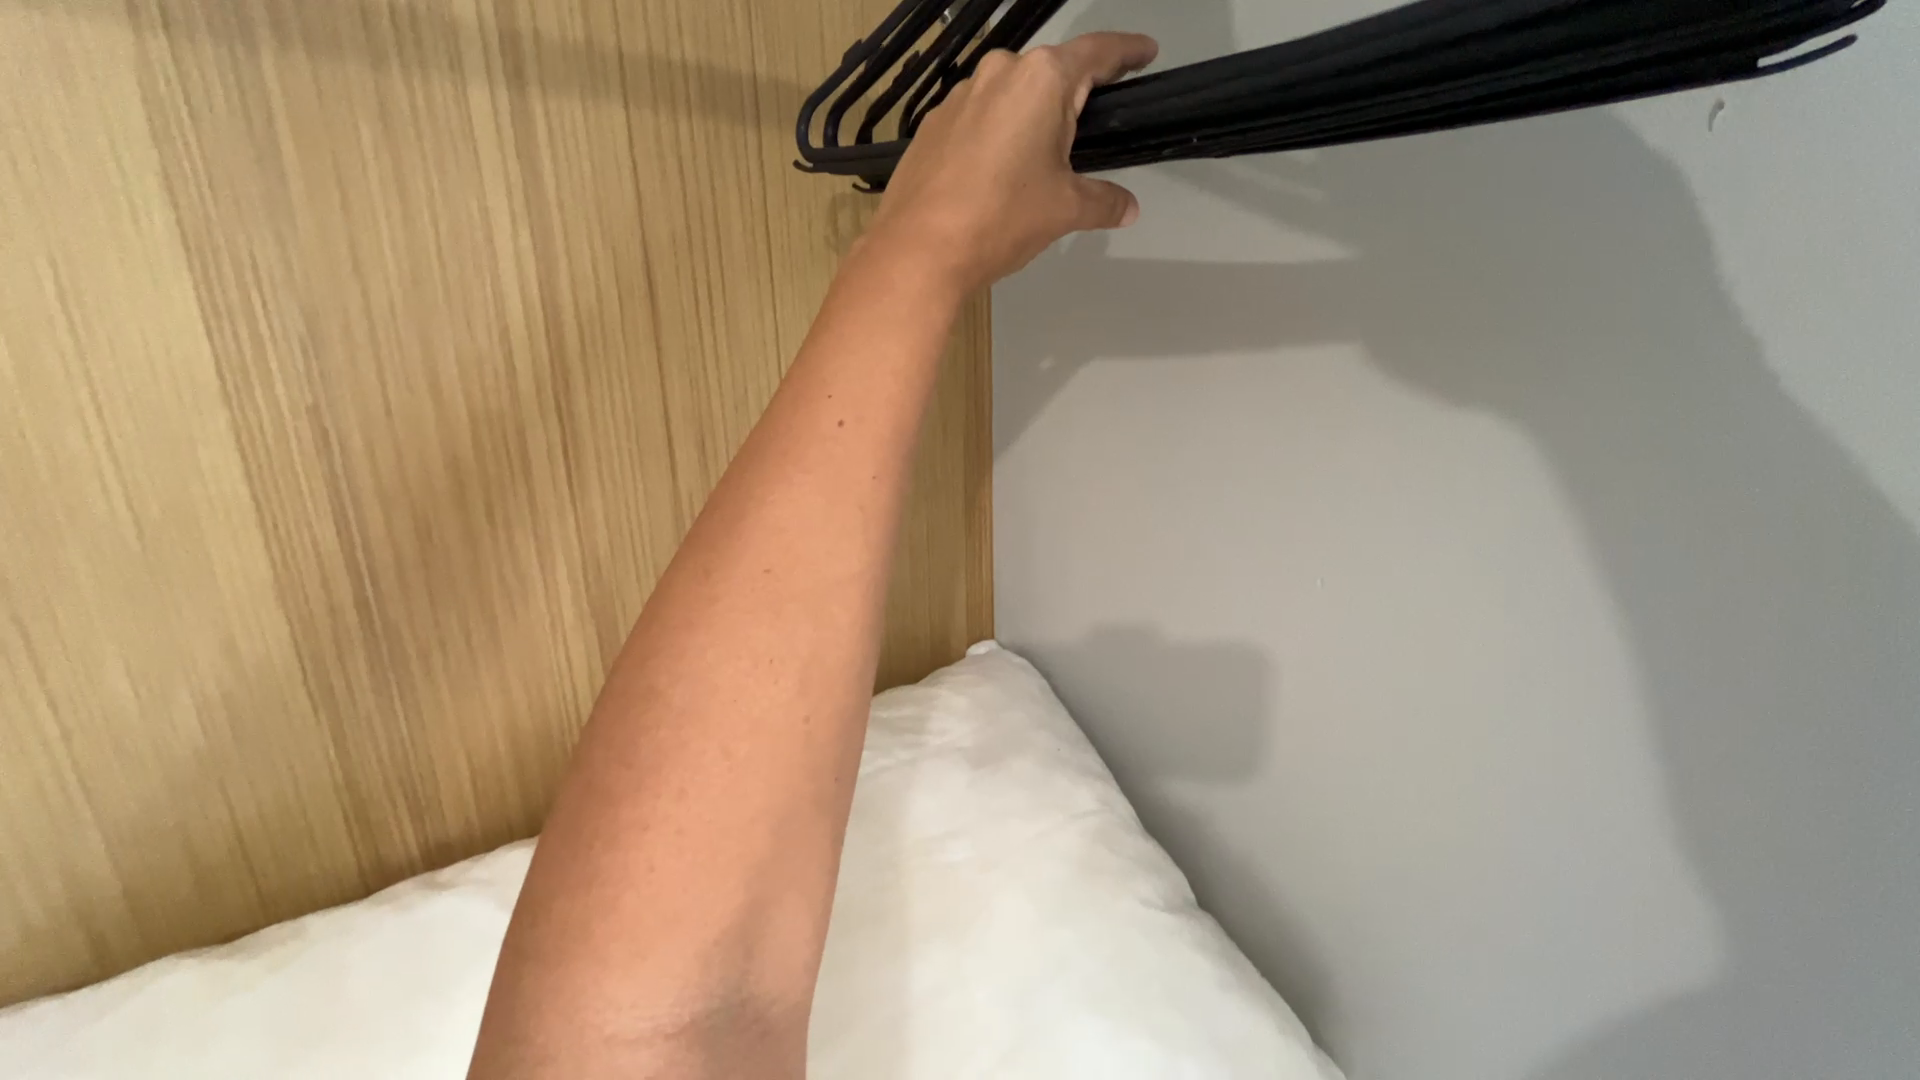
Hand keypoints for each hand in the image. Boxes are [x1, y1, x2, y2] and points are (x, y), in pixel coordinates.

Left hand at [861, 32, 1159, 293]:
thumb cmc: (1001, 218)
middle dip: (1071, 101)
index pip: (1098, 53)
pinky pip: (977, 122)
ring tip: (1035, 169)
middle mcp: (998, 74)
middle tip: (1087, 139)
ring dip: (1028, 124)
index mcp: (1042, 79)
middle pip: (1049, 76)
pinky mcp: (931, 127)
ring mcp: (958, 98)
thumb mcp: (1065, 210)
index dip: (1127, 53)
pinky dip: (994, 141)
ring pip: (1009, 99)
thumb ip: (1103, 201)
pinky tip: (993, 179)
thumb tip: (1127, 208)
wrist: (919, 249)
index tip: (1145, 54)